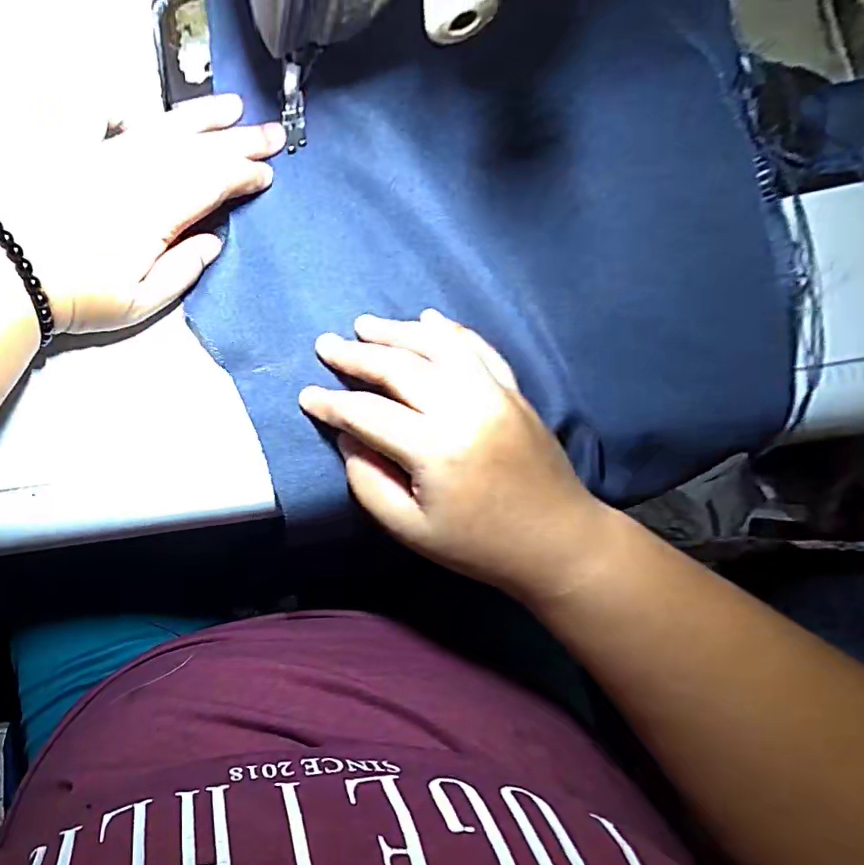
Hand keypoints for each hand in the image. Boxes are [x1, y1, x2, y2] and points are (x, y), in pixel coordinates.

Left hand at [0, 94, 283, 334]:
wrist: (11, 271)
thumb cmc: (74, 294)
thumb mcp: (139, 302)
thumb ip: (181, 270)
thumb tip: (210, 243)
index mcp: (157, 212)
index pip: (214, 182)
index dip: (244, 176)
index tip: (264, 175)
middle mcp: (136, 174)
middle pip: (199, 150)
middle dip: (240, 141)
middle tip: (269, 135)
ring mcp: (106, 157)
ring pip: (164, 128)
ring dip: (201, 118)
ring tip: (229, 110)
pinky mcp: (76, 150)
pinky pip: (107, 117)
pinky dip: (130, 111)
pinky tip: (144, 110)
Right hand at [298, 310, 620, 602]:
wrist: (557, 542)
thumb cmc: (476, 545)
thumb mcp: (409, 528)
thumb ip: (369, 482)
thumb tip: (350, 438)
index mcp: (437, 449)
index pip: (369, 414)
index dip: (332, 405)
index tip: (306, 396)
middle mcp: (466, 408)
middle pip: (401, 368)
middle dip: (358, 355)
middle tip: (325, 344)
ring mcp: (495, 393)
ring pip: (439, 347)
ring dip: (398, 331)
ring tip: (364, 325)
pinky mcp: (514, 392)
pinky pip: (478, 349)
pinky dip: (449, 331)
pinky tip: (428, 319)